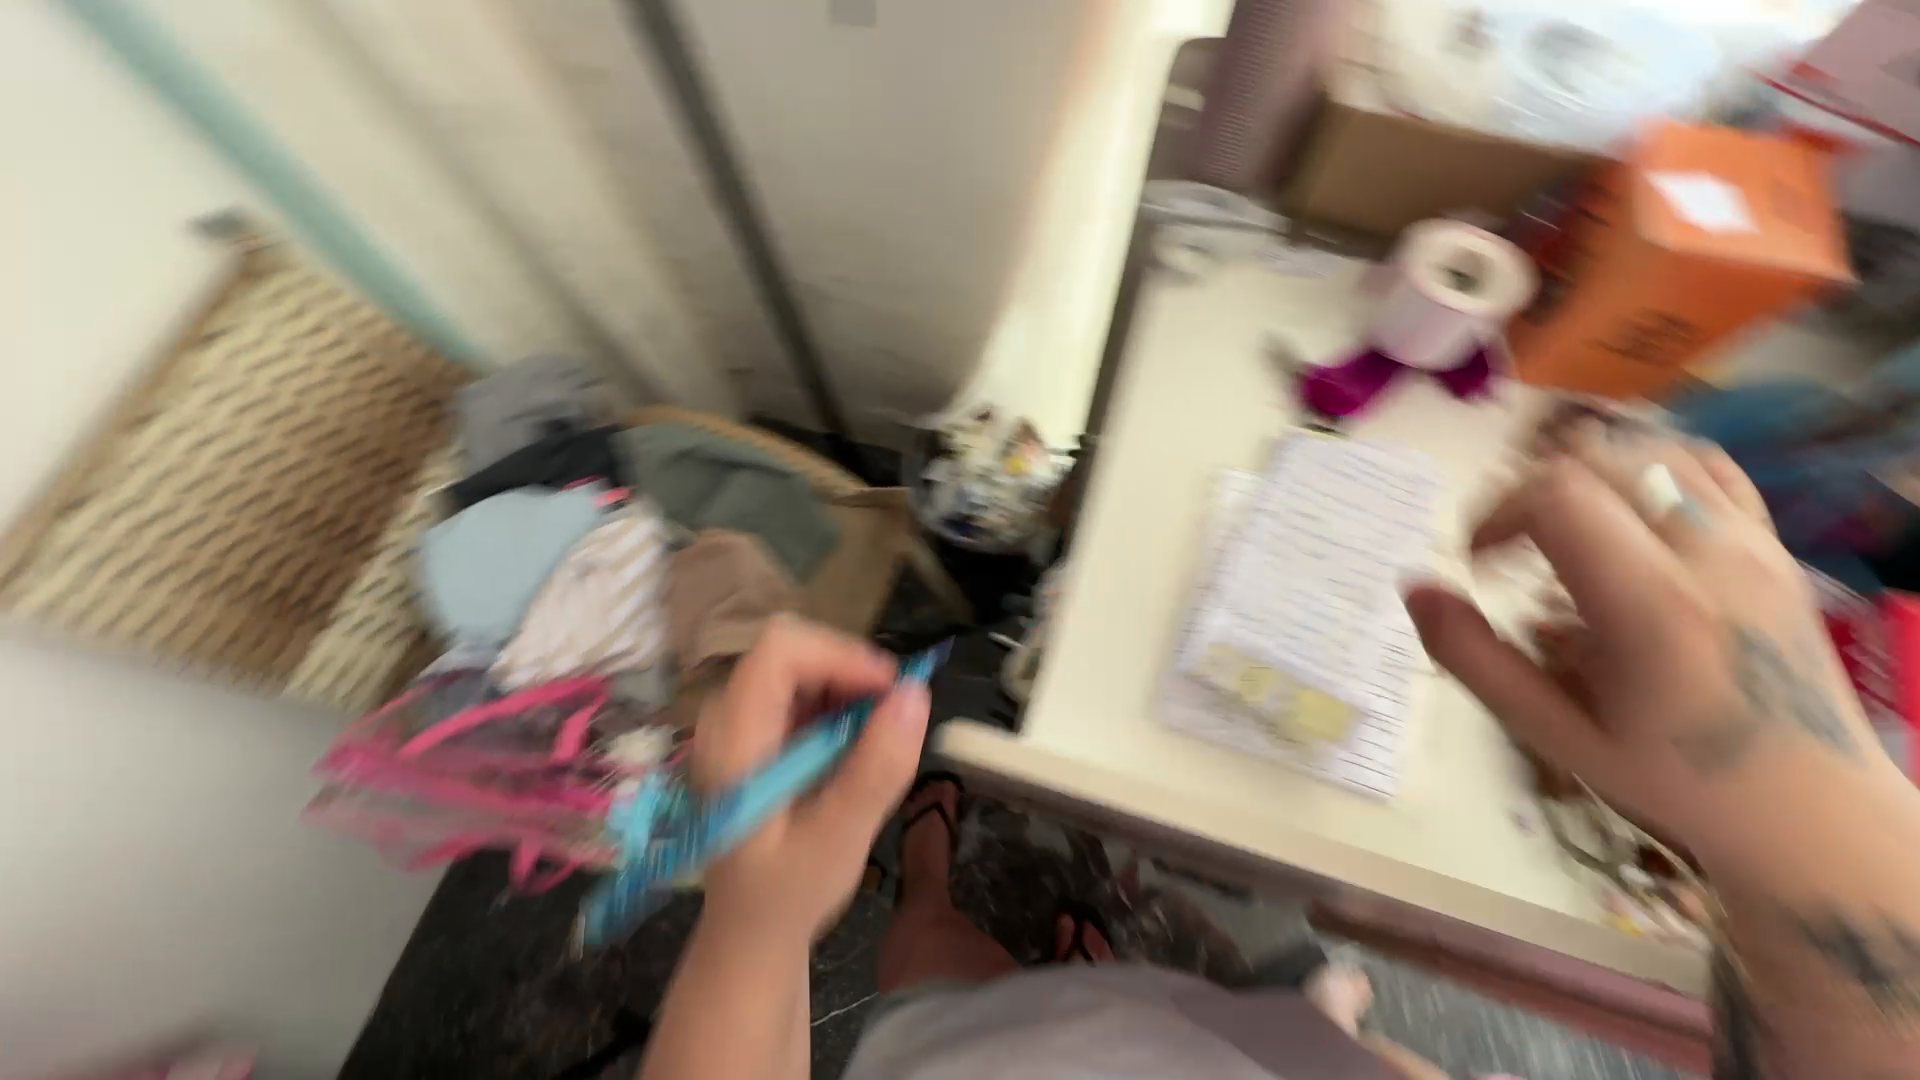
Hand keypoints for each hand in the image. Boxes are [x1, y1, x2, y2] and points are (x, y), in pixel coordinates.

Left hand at [691, 617, 930, 942]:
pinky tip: (855, 746)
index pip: (779, 651)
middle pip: (791, 649)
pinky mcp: (757, 731)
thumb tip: (916, 693)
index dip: (840, 655)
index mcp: (734, 740)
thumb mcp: (839, 838)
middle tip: (892, 713)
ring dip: (848, 687)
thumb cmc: (788, 892)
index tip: (890, 690)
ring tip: (877, 736)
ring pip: (801, 664)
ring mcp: (739, 721)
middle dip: (849, 670)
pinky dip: (839, 703)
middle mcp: (727, 717)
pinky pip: (802, 689)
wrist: (752, 928)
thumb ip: (876, 768)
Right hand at [1404, 422, 1898, 869]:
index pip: (1557, 496)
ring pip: (1652, 452)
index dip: (1494, 513)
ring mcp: (1755, 546)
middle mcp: (1712, 557)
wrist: (1811, 811)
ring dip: (1584, 477)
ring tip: (1559, 531)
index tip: (1478, 563)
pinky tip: (1620, 517)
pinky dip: (1646, 472)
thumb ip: (1472, 656)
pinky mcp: (1775, 548)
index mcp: (1652, 605)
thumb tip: (1414, 588)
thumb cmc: (1666, 776)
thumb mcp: (1548, 730)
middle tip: (1506, 549)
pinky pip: (1707, 470)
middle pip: (1597, 462)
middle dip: (1528, 493)